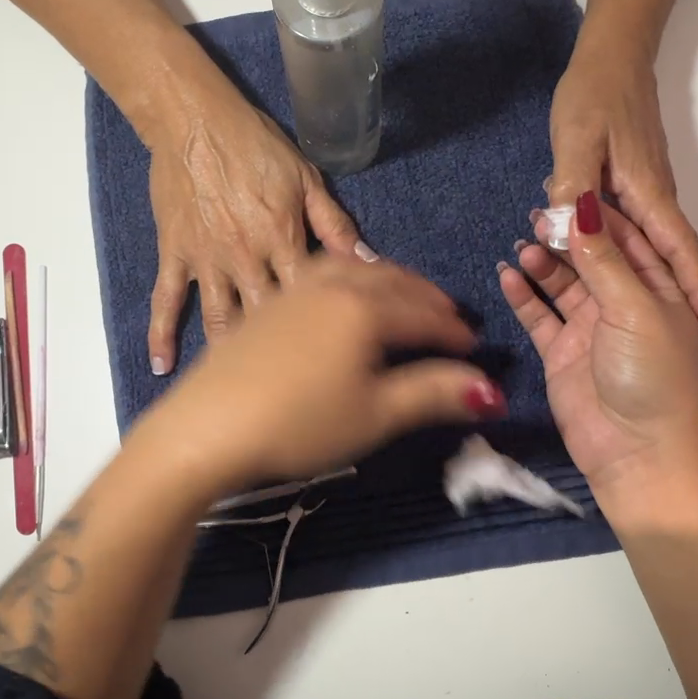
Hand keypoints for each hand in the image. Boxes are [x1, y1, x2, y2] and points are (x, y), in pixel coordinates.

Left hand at [134, 256, 504, 496]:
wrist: (207, 426)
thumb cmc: (300, 423)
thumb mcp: (376, 415)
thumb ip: (433, 395)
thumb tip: (490, 390)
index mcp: (366, 309)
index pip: (424, 314)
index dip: (454, 333)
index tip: (476, 349)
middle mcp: (333, 285)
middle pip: (394, 282)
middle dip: (428, 300)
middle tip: (451, 320)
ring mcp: (294, 290)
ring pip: (356, 271)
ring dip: (390, 283)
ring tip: (404, 301)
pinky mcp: (268, 305)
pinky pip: (323, 275)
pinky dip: (352, 280)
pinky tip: (344, 299)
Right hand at [144, 94, 368, 375]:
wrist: (193, 120)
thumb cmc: (256, 145)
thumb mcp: (307, 178)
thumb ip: (335, 225)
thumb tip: (369, 262)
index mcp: (283, 241)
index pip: (313, 297)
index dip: (330, 330)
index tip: (342, 365)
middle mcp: (246, 259)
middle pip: (267, 320)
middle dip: (281, 359)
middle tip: (291, 396)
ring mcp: (207, 262)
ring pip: (220, 319)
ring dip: (230, 357)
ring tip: (236, 395)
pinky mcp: (174, 256)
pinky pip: (167, 300)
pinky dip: (160, 334)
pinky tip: (161, 367)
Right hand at [501, 191, 697, 511]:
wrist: (637, 453)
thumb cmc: (651, 375)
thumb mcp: (635, 309)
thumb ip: (604, 260)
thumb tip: (579, 208)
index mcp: (658, 288)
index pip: (628, 237)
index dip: (599, 212)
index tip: (567, 184)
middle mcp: (624, 303)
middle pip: (592, 257)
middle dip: (566, 233)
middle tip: (534, 209)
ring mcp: (590, 330)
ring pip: (563, 285)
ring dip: (543, 263)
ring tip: (520, 242)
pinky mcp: (562, 355)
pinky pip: (540, 317)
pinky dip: (524, 296)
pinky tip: (507, 274)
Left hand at [543, 39, 697, 339]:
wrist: (611, 54)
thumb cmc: (594, 96)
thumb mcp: (575, 141)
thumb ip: (571, 186)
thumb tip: (568, 235)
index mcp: (647, 194)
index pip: (678, 250)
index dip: (696, 289)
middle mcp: (654, 198)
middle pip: (670, 257)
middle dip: (682, 297)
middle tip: (685, 339)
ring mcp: (645, 190)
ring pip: (646, 245)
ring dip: (647, 278)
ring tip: (638, 317)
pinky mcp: (631, 183)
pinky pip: (627, 229)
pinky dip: (618, 253)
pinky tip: (599, 268)